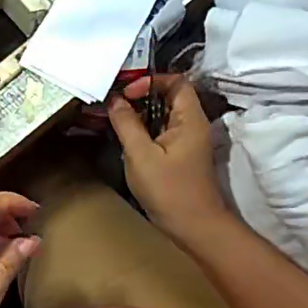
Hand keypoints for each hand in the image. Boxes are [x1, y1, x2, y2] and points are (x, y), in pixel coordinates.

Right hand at [107, 75, 232, 243]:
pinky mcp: (179, 155)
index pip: (175, 81)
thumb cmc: (169, 191)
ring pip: (162, 115)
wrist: (194, 227)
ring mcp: (187, 141)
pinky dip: (143, 130)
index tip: (126, 93)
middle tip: (113, 104)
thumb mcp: (141, 155)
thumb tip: (114, 99)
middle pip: (168, 96)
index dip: (150, 81)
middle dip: (140, 96)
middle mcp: (192, 124)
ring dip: (139, 114)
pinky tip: (125, 138)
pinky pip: (161, 132)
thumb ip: (126, 124)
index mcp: (190, 118)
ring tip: (114, 119)